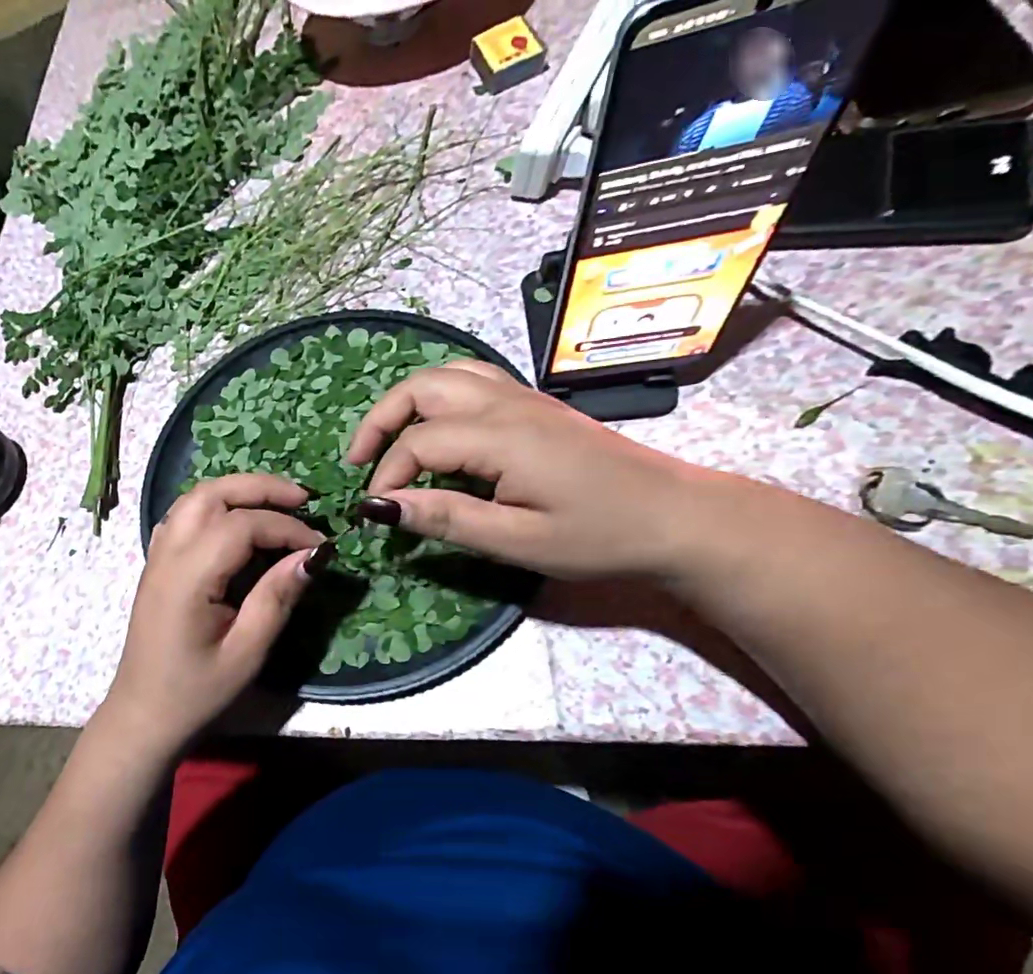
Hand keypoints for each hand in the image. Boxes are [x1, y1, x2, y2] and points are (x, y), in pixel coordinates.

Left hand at [104, 474, 325, 747]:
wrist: (144, 715)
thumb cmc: (197, 691)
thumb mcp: (247, 652)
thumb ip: (277, 597)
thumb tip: (313, 555)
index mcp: (188, 577)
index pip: (241, 525)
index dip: (285, 527)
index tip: (320, 546)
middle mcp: (167, 555)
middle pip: (212, 494)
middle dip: (260, 488)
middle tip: (303, 498)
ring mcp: (158, 556)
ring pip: (195, 498)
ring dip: (237, 492)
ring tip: (278, 504)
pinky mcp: (158, 564)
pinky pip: (184, 515)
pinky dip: (216, 505)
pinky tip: (239, 523)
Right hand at [344, 360, 735, 579]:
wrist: (673, 516)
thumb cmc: (598, 536)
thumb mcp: (517, 540)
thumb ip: (447, 518)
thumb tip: (381, 507)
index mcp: (500, 436)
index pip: (418, 443)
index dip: (387, 477)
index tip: (375, 517)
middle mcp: (506, 403)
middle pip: (422, 388)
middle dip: (381, 420)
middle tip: (359, 463)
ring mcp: (523, 398)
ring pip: (446, 375)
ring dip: (408, 403)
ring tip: (390, 443)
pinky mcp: (535, 405)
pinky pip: (473, 380)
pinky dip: (439, 397)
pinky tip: (439, 430)